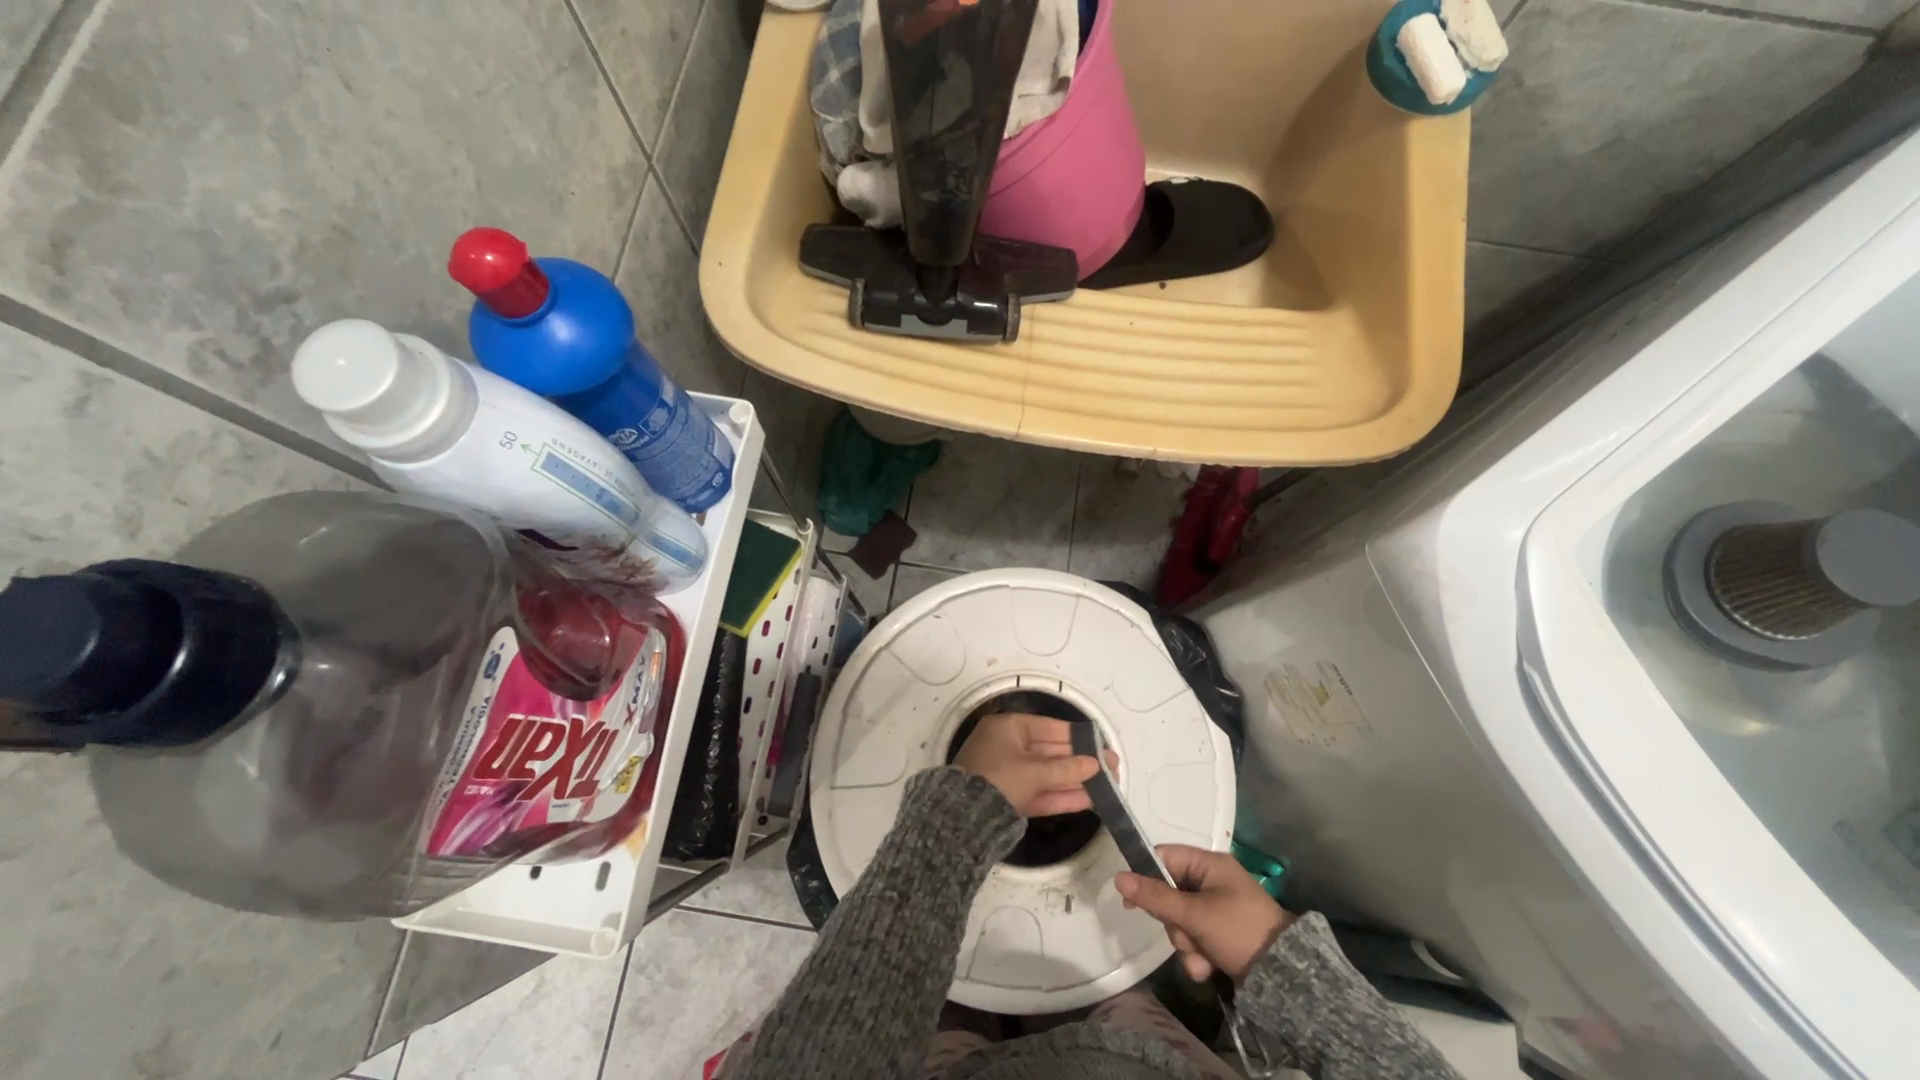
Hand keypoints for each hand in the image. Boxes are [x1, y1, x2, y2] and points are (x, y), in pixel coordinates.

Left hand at [953, 713, 1103, 817]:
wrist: (962, 817)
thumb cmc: (998, 778)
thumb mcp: (1033, 772)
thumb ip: (1066, 769)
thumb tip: (1095, 765)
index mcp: (1007, 728)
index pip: (1049, 727)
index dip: (1077, 736)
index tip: (1101, 744)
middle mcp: (1007, 747)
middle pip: (1050, 752)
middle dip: (1081, 761)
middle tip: (1112, 767)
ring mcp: (1008, 774)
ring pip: (1047, 775)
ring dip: (1075, 780)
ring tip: (1107, 786)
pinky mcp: (1009, 798)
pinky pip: (1039, 793)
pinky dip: (1061, 796)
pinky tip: (1088, 800)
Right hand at [1115, 844, 1294, 982]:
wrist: (1282, 974)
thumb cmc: (1238, 930)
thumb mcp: (1194, 914)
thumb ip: (1155, 897)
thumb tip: (1118, 877)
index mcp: (1209, 864)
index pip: (1165, 856)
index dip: (1145, 875)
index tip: (1132, 899)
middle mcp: (1211, 882)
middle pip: (1169, 893)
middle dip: (1173, 922)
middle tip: (1185, 934)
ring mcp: (1216, 908)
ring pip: (1179, 921)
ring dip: (1185, 944)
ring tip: (1202, 956)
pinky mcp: (1219, 933)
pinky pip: (1193, 938)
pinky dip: (1196, 955)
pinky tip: (1208, 967)